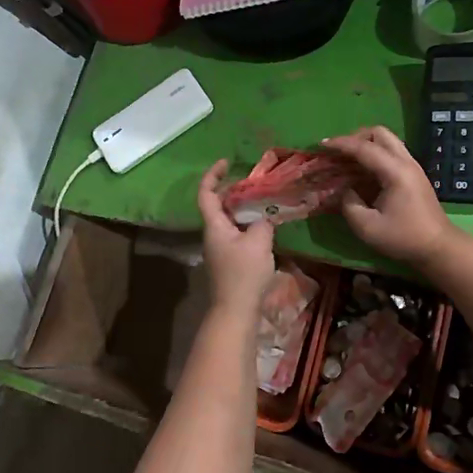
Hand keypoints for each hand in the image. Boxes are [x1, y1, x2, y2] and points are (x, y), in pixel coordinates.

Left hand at [198, 159, 274, 309]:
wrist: (236, 309)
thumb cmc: (243, 273)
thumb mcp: (259, 241)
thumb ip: (263, 222)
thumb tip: (265, 216)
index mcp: (214, 225)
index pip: (206, 193)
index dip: (213, 175)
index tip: (226, 162)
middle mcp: (213, 234)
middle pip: (219, 205)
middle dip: (234, 191)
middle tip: (255, 182)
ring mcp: (221, 249)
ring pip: (230, 220)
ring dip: (244, 209)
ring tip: (264, 201)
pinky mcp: (230, 261)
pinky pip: (238, 234)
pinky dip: (250, 225)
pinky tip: (267, 228)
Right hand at [322, 126, 456, 268]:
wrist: (438, 246)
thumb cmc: (404, 238)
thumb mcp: (368, 227)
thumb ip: (349, 205)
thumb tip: (345, 191)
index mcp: (395, 171)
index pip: (364, 148)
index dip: (341, 144)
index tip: (321, 146)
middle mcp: (406, 162)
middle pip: (379, 133)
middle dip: (355, 137)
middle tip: (338, 152)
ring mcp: (412, 166)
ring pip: (387, 141)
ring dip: (366, 145)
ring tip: (347, 160)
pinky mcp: (414, 174)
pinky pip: (391, 153)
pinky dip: (374, 155)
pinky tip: (362, 171)